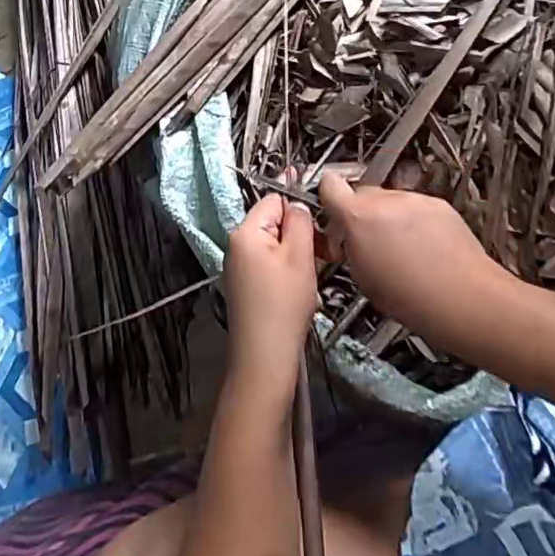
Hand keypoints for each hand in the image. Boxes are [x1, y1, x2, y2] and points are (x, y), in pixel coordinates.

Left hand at [223, 194, 316, 392]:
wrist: (264, 355)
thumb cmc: (283, 303)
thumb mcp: (299, 256)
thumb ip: (300, 221)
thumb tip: (297, 202)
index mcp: (245, 231)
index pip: (274, 200)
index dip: (298, 210)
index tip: (318, 229)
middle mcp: (236, 244)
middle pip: (273, 222)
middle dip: (298, 235)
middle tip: (318, 256)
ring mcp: (238, 266)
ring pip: (274, 245)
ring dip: (295, 256)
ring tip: (307, 278)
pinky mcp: (244, 285)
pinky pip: (269, 265)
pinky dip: (286, 272)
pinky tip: (297, 292)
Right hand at [318, 172, 509, 338]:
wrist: (464, 299)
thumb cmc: (414, 297)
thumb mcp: (361, 276)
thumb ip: (348, 246)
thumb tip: (345, 241)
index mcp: (358, 216)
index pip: (329, 185)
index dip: (327, 198)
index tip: (332, 215)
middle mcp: (385, 201)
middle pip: (361, 194)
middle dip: (360, 215)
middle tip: (366, 244)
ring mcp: (413, 200)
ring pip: (389, 201)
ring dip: (388, 220)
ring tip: (400, 252)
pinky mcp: (437, 204)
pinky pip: (414, 207)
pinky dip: (413, 223)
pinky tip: (421, 249)